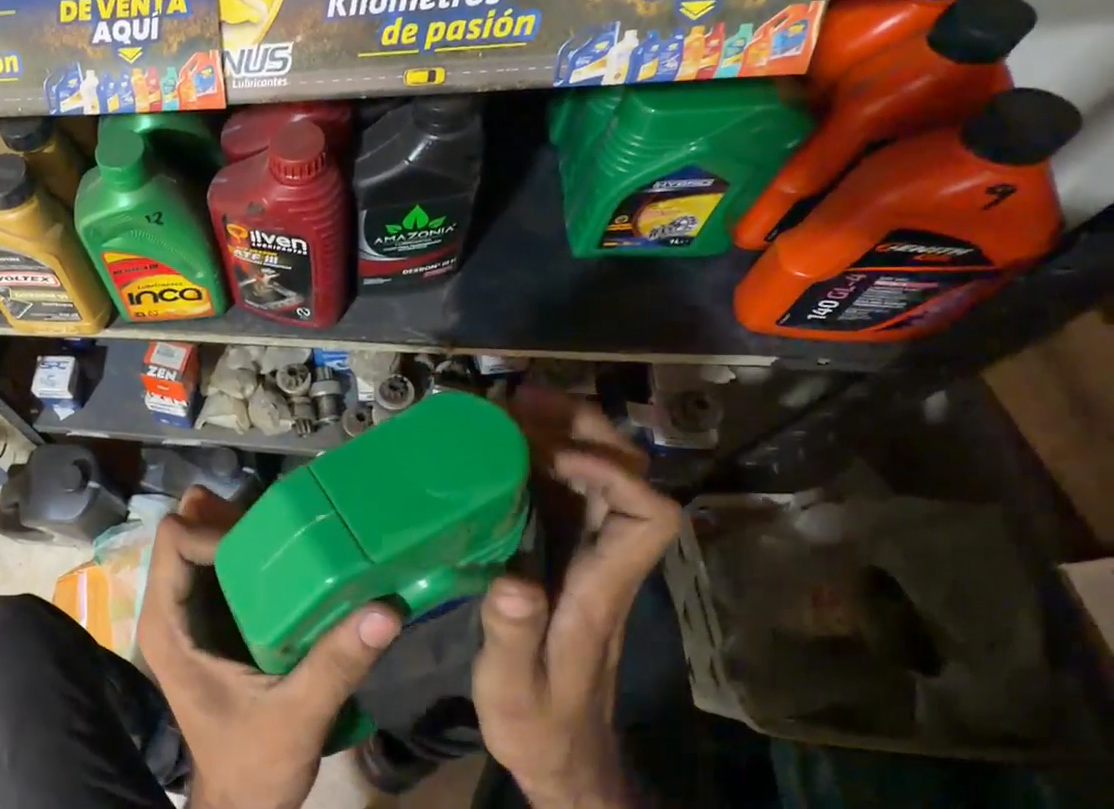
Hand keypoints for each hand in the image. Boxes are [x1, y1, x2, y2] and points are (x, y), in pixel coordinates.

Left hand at [138, 487, 402, 808]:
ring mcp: (189, 616)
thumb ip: (336, 663)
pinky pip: (222, 571)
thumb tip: (386, 608)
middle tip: (285, 522)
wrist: (242, 806)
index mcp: (169, 626)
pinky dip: (249, 557)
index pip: (174, 543)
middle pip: (184, 536)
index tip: (267, 547)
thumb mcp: (298, 715)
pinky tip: (288, 557)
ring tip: (291, 530)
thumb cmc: (255, 764)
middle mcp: (170, 611)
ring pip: (202, 548)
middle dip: (230, 522)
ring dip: (240, 534)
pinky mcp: (212, 624)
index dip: (214, 532)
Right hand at [474, 387, 682, 807]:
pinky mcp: (562, 555)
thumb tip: (513, 582)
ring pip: (600, 476)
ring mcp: (587, 554)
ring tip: (509, 405)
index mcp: (605, 586)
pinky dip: (538, 457)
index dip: (615, 473)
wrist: (561, 752)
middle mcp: (606, 559)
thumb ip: (513, 636)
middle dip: (586, 429)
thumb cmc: (538, 722)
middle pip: (631, 477)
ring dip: (562, 432)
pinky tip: (501, 445)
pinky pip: (564, 492)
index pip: (652, 515)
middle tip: (525, 400)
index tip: (553, 456)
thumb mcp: (513, 688)